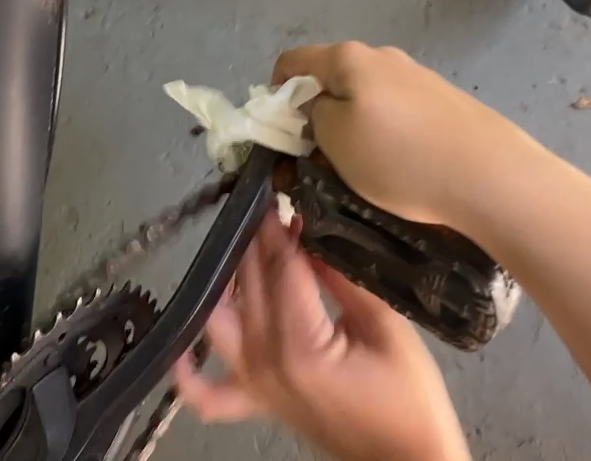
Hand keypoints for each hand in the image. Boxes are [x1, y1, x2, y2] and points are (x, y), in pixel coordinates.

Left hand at [173, 213, 469, 460]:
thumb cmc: (410, 398)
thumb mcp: (386, 327)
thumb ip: (343, 276)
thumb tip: (308, 226)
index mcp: (301, 345)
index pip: (279, 266)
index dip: (275, 224)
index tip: (273, 188)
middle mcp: (265, 362)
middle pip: (247, 281)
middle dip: (255, 237)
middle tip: (265, 202)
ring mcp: (254, 383)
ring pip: (217, 317)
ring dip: (226, 278)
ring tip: (246, 245)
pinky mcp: (255, 401)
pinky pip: (205, 393)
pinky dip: (186, 370)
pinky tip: (180, 342)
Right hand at [274, 42, 531, 227]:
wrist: (494, 178)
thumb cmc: (400, 158)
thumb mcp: (334, 141)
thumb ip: (311, 116)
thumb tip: (315, 107)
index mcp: (348, 57)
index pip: (291, 61)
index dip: (276, 94)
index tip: (283, 134)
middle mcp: (382, 56)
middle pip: (331, 77)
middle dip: (317, 112)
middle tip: (319, 157)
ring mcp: (417, 75)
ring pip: (365, 95)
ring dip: (353, 124)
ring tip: (364, 168)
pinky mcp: (445, 100)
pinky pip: (397, 110)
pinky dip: (387, 132)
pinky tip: (404, 165)